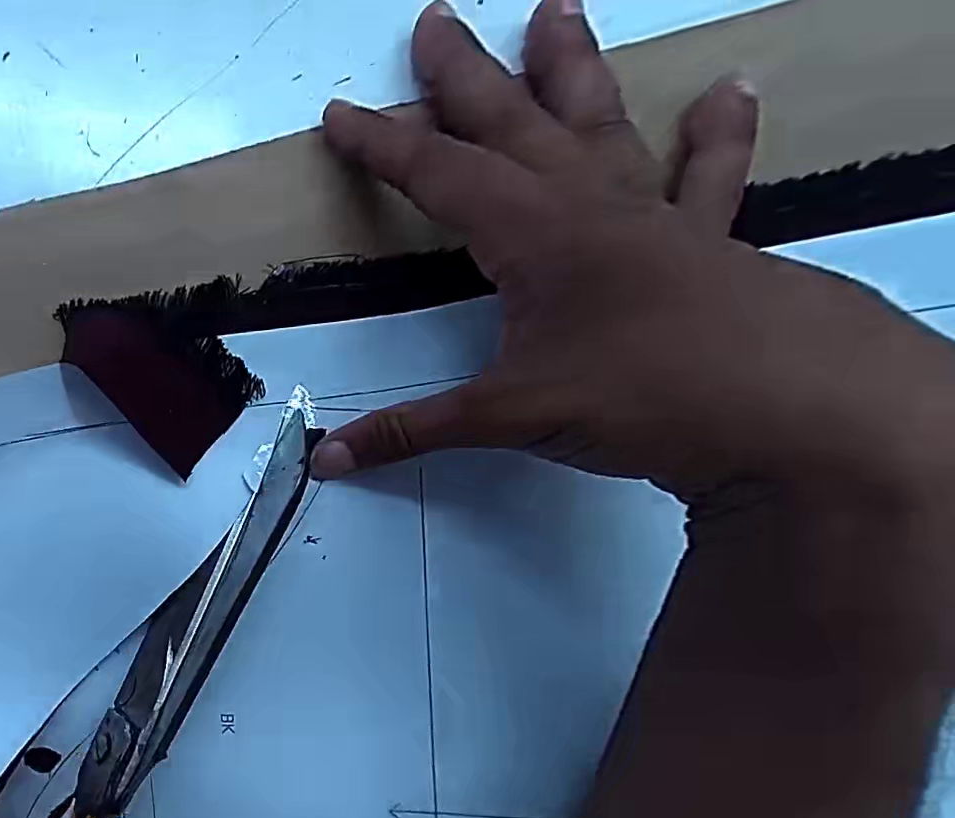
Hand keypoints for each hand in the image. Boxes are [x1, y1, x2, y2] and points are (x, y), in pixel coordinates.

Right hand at [313, 0, 954, 510]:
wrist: (805, 417)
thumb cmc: (644, 399)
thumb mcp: (506, 418)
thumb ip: (408, 432)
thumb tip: (324, 461)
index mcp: (539, 237)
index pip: (442, 176)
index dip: (383, 145)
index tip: (339, 113)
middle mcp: (593, 210)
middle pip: (515, 126)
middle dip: (465, 75)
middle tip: (436, 19)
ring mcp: (655, 222)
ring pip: (601, 129)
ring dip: (572, 72)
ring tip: (557, 9)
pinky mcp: (704, 248)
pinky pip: (706, 180)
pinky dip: (716, 137)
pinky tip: (728, 93)